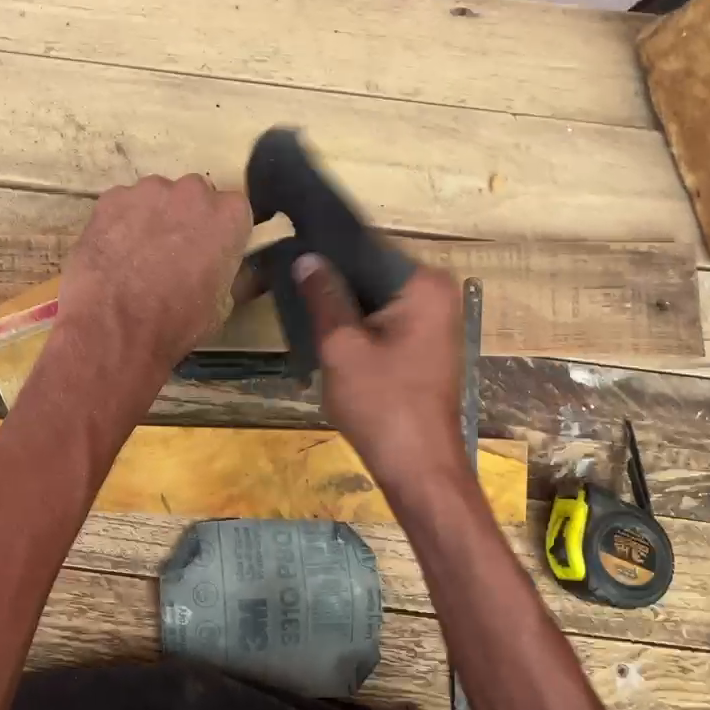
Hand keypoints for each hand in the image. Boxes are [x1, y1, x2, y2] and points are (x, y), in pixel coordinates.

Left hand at [55, 175, 251, 372]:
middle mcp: (191, 192)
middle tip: (170, 254)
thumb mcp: (221, 305)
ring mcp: (148, 191)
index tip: (207, 252)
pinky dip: (118, 223)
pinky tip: (111, 253)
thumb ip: (228, 273)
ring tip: (135, 256)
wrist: (113, 324)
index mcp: (228, 215)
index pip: (233, 211)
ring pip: (155, 198)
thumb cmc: (175, 320)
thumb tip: (230, 269)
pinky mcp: (110, 199)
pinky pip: (121, 206)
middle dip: (184, 219)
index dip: (219, 233)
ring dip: (150, 218)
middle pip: (193, 198)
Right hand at [293, 254, 469, 495]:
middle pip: (367, 269)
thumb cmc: (382, 403)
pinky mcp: (419, 341)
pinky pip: (376, 315)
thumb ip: (322, 296)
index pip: (364, 246)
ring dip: (333, 297)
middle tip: (275, 273)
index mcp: (423, 284)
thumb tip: (305, 257)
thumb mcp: (341, 346)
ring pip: (369, 293)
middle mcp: (434, 292)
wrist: (416, 464)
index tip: (281, 244)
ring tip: (285, 293)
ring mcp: (430, 318)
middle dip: (324, 273)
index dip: (320, 246)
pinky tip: (314, 322)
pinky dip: (348, 317)